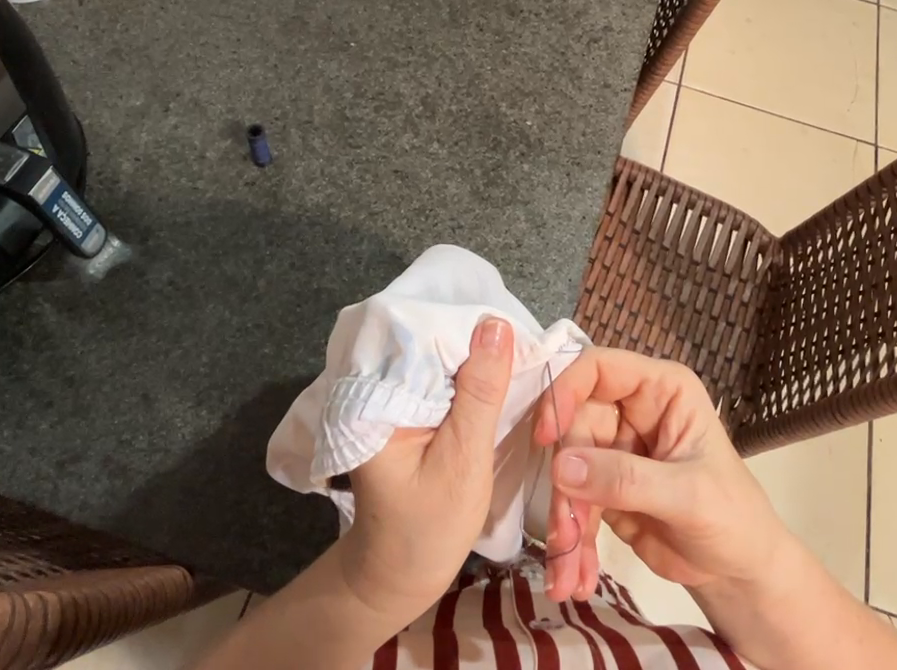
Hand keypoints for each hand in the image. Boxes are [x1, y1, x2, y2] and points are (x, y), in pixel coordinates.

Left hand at [339, 315, 513, 628]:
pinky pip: (438, 373)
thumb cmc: (427, 528)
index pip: (421, 335)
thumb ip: (480, 393)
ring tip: (516, 353)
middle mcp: (373, 384)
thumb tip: (496, 323)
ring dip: (474, 355)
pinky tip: (495, 376)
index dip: (469, 326)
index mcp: (372, 395)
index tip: (516, 330)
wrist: (397, 574)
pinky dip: (467, 374)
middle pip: (428, 338)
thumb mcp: (462, 460)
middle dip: (474, 338)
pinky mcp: (405, 404)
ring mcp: (388, 394)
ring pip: (437, 354)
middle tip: (524, 342)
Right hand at [533, 346, 791, 601]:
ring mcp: (614, 450)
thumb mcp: (688, 496)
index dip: (566, 391)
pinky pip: (572, 505)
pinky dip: (570, 543)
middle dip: (566, 484)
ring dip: (564, 522)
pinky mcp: (603, 488)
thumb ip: (626, 478)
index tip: (546, 436)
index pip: (598, 368)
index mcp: (660, 390)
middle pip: (574, 426)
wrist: (740, 574)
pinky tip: (574, 579)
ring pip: (567, 469)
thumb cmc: (733, 518)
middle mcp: (632, 411)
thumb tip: (561, 466)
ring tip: (569, 575)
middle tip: (565, 534)